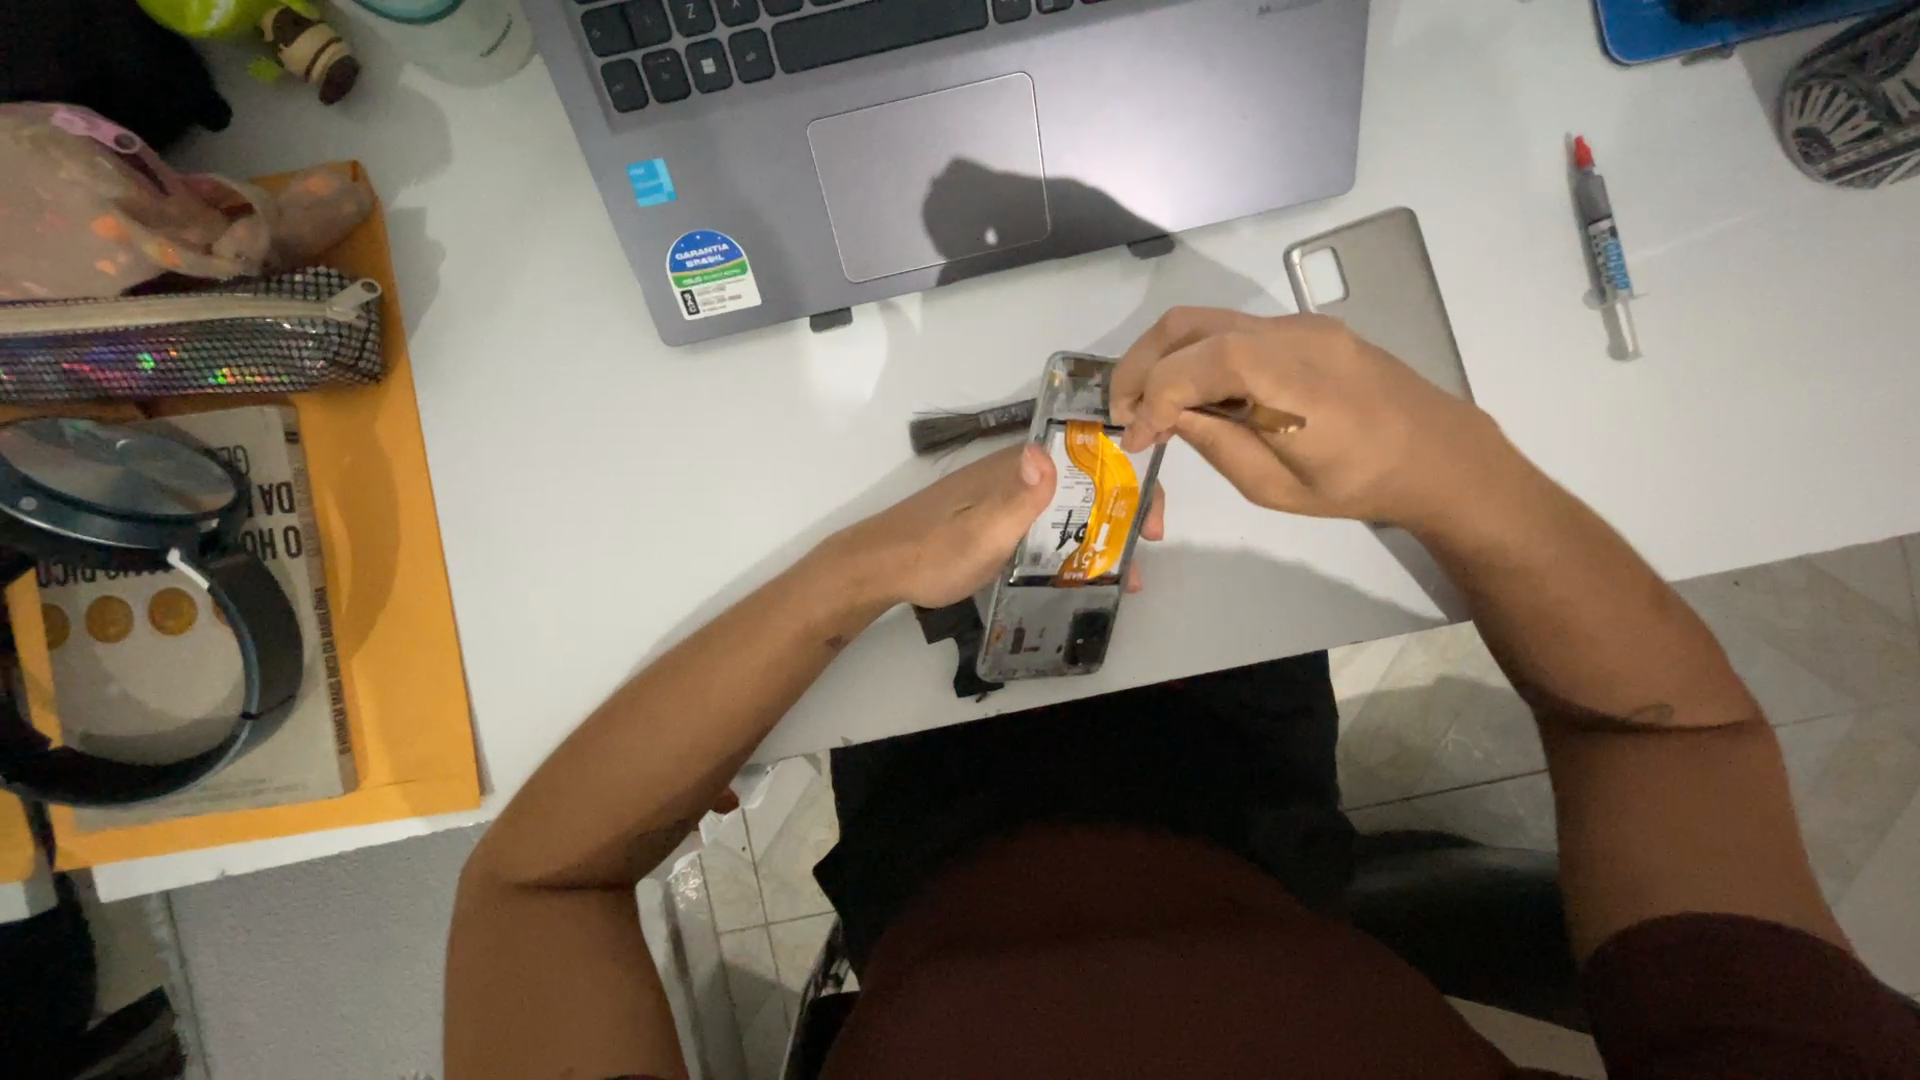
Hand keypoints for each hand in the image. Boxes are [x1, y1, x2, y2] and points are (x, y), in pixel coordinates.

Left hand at [830, 444, 1164, 609]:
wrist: (880, 568)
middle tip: (1139, 560)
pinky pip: (1048, 525)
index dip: (1131, 486)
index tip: (1150, 527)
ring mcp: (1005, 497)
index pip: (1091, 459)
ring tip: (1120, 576)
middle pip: (1086, 484)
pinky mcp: (995, 520)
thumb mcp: (980, 530)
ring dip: (1100, 534)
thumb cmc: (932, 551)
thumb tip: (1043, 451)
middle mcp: (1017, 475)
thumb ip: (1016, 497)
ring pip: (1068, 507)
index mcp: (1018, 469)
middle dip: (1122, 516)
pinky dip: (1073, 542)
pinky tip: (1079, 571)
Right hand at [1109, 308, 1511, 528]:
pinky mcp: (1304, 329)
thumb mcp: (1276, 487)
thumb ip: (1217, 444)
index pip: (1199, 363)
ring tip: (1148, 403)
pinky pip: (1232, 331)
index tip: (1136, 438)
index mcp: (1293, 381)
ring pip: (1205, 320)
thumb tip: (1167, 418)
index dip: (1153, 396)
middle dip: (1140, 365)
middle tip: (1122, 410)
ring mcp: (1299, 325)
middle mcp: (1292, 336)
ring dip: (1163, 358)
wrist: (1437, 453)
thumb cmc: (1359, 484)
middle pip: (1188, 324)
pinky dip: (1195, 357)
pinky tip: (1193, 395)